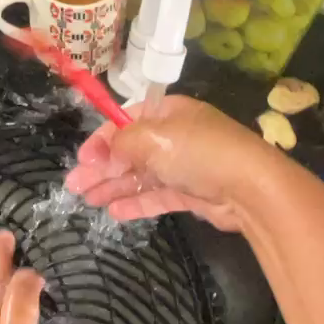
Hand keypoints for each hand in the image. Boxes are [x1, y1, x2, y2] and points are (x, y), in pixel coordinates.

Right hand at [64, 95, 283, 231]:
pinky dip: (136, 202)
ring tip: (87, 201)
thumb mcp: (153, 138)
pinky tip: (114, 212)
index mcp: (169, 112)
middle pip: (130, 151)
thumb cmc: (199, 152)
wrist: (249, 188)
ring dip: (113, 187)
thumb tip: (104, 151)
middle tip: (74, 187)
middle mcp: (176, 136)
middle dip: (102, 168)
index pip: (126, 121)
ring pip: (141, 175)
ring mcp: (184, 165)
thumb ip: (122, 143)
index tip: (82, 160)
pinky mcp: (191, 193)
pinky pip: (157, 196)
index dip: (102, 140)